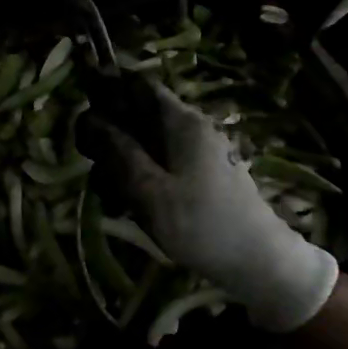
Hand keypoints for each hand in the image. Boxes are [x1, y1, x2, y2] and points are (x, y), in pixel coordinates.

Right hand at [83, 78, 337, 331]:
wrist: (260, 264)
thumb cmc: (202, 225)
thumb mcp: (150, 192)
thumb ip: (118, 152)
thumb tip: (88, 118)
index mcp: (180, 122)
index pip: (136, 84)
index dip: (106, 93)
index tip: (86, 124)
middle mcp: (188, 126)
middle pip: (135, 114)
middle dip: (109, 139)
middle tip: (97, 173)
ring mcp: (196, 149)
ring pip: (144, 141)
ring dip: (121, 165)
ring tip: (112, 202)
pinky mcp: (199, 171)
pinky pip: (159, 161)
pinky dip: (140, 178)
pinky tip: (130, 207)